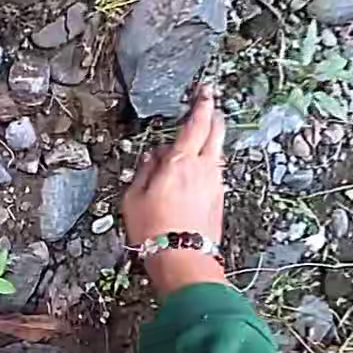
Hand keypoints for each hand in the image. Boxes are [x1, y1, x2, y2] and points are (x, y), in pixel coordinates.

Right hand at [124, 84, 228, 296]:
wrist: (182, 260)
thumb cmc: (154, 231)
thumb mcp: (134, 198)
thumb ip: (145, 171)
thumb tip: (153, 158)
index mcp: (181, 162)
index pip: (197, 124)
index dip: (202, 105)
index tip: (205, 92)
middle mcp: (204, 169)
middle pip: (216, 133)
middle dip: (213, 117)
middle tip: (208, 108)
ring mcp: (215, 185)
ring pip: (216, 153)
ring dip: (209, 143)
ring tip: (197, 142)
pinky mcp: (218, 200)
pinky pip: (214, 173)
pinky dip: (207, 165)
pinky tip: (196, 171)